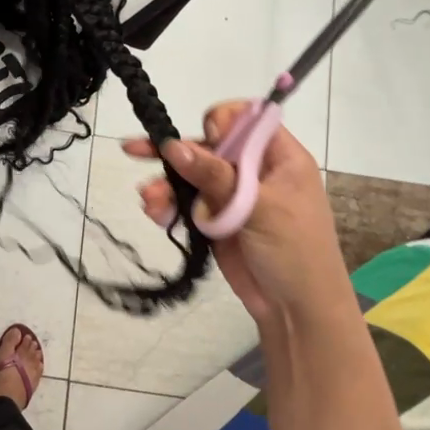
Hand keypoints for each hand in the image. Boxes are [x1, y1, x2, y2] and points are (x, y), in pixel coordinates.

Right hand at [127, 101, 352, 326]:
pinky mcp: (213, 218)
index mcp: (278, 157)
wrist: (294, 309)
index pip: (244, 119)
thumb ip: (215, 177)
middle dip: (174, 155)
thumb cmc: (294, 252)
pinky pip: (183, 202)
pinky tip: (155, 214)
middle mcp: (253, 170)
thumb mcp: (259, 209)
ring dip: (165, 185)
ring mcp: (231, 195)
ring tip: (149, 201)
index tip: (205, 145)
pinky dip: (167, 205)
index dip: (219, 125)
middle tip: (135, 151)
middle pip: (206, 146)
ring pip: (188, 175)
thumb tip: (172, 146)